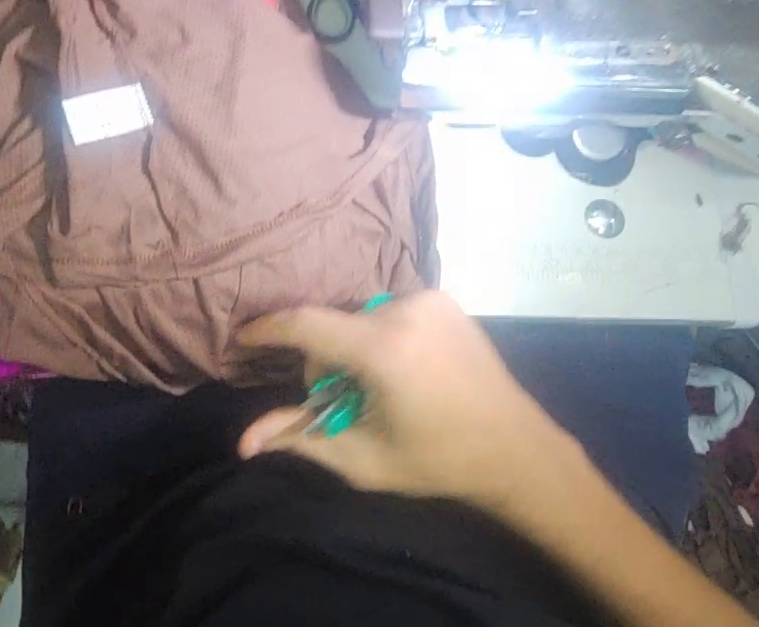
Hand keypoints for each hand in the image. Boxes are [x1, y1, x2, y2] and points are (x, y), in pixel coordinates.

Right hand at [236, 291, 599, 534]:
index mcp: (382, 350)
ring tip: (381, 386)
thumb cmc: (437, 462)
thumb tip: (243, 442)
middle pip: (334, 326)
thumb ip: (300, 439)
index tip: (241, 337)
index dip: (267, 329)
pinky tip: (406, 367)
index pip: (305, 324)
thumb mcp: (363, 458)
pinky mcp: (443, 297)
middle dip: (327, 361)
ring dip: (354, 347)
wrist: (518, 450)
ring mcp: (427, 298)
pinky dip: (381, 334)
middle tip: (346, 401)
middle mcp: (403, 310)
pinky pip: (388, 310)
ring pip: (359, 317)